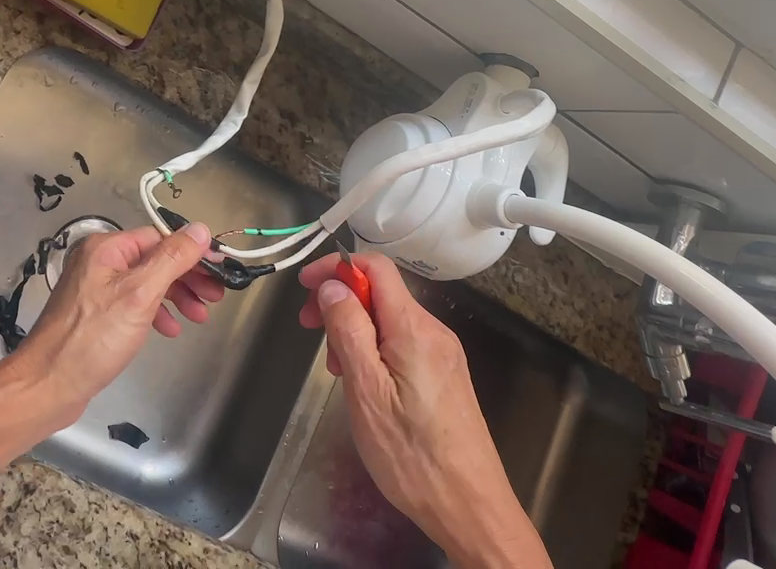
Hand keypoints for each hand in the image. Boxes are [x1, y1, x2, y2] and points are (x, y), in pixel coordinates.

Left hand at [8, 223, 222, 421]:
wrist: (49, 384)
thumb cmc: (92, 339)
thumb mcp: (139, 294)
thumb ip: (171, 260)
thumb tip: (199, 230)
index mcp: (106, 248)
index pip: (159, 238)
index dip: (192, 252)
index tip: (219, 267)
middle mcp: (99, 261)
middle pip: (154, 259)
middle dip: (186, 277)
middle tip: (215, 295)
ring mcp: (95, 287)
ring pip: (146, 282)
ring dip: (175, 296)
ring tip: (199, 315)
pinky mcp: (95, 313)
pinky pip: (133, 303)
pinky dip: (155, 312)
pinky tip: (169, 328)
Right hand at [299, 253, 551, 568]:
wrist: (471, 509)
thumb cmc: (411, 454)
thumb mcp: (366, 390)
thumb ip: (348, 330)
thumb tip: (333, 286)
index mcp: (414, 329)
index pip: (375, 268)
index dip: (336, 267)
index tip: (305, 285)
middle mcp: (433, 332)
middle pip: (380, 292)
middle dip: (340, 302)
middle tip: (311, 332)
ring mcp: (442, 354)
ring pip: (387, 319)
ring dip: (354, 330)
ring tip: (338, 371)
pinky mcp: (444, 375)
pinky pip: (401, 342)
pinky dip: (372, 349)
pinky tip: (363, 383)